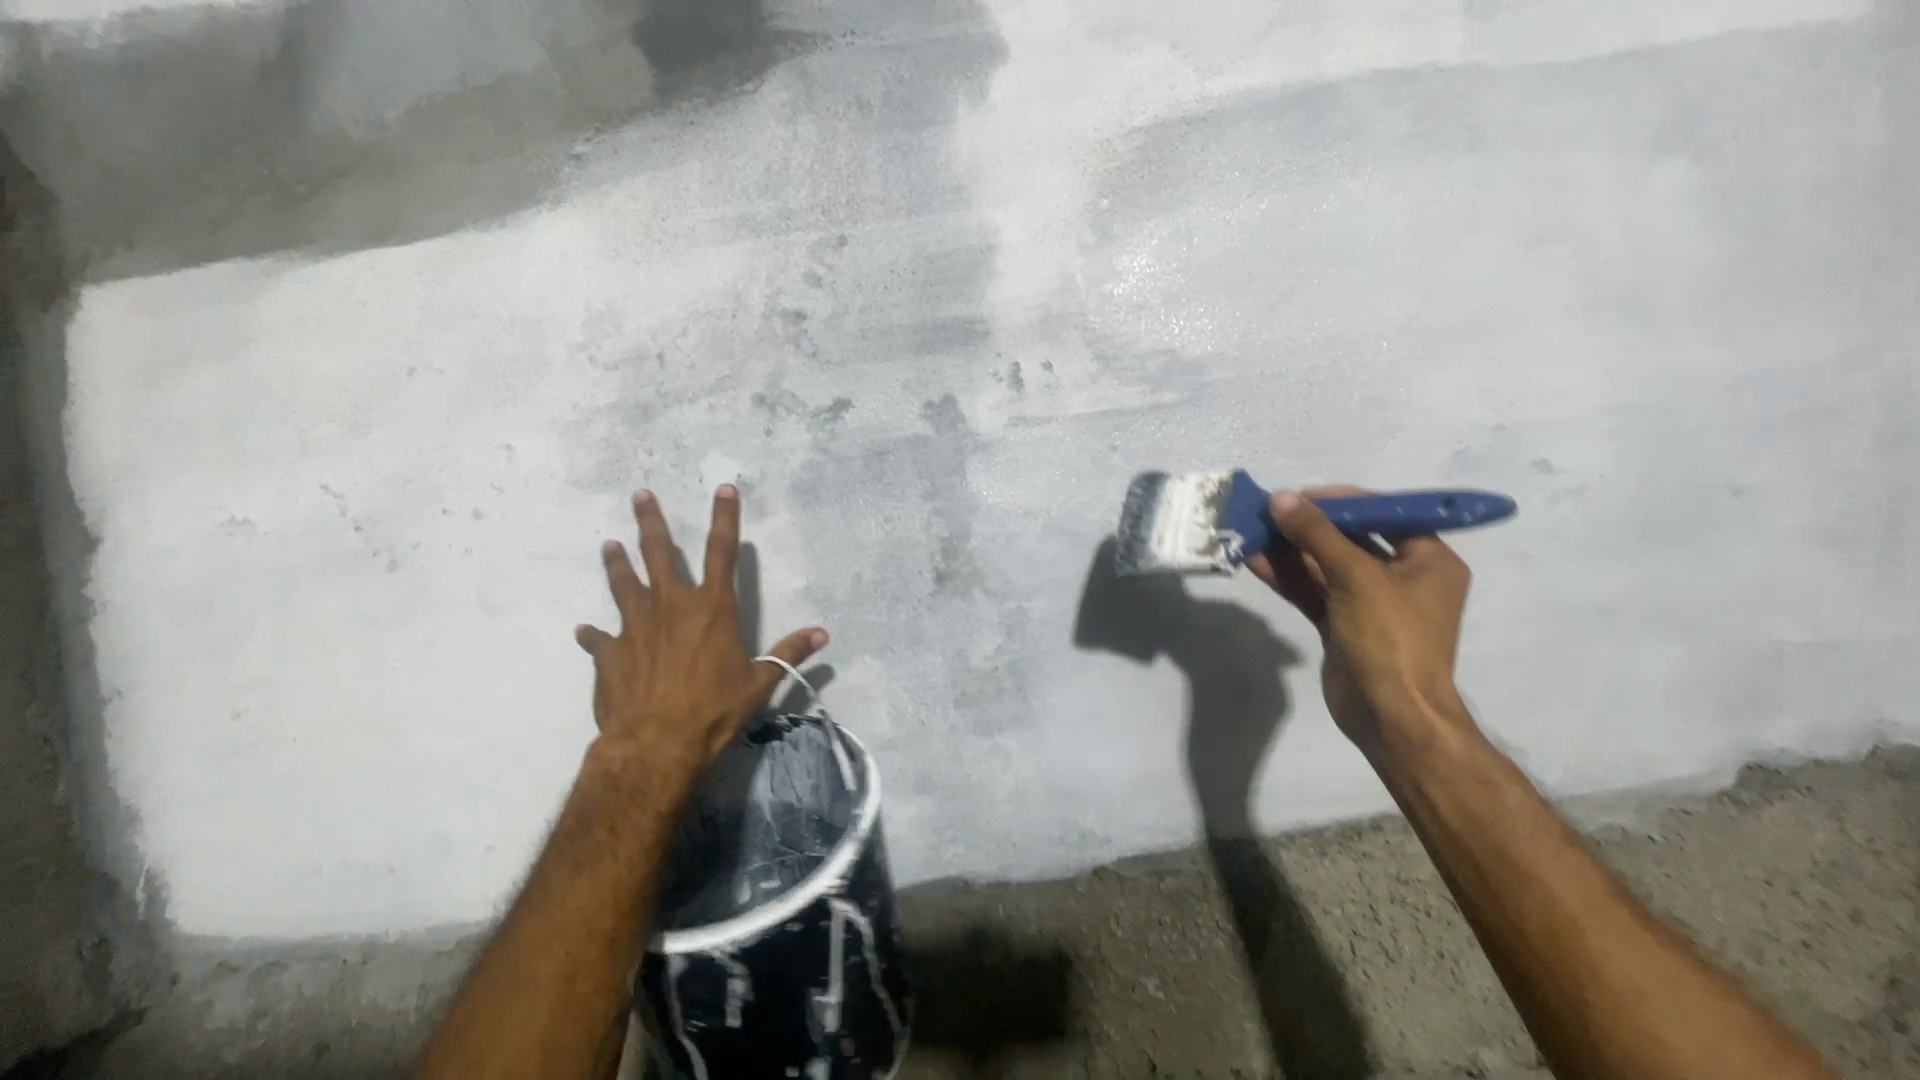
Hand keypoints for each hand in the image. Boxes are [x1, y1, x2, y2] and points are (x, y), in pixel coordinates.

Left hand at [574, 486, 826, 788]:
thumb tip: (822, 634)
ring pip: (623, 583)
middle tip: (640, 494)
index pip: (723, 551)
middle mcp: (672, 606)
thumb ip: (788, 653)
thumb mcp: (760, 682)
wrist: (657, 742)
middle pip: (659, 553)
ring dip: (617, 563)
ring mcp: (636, 626)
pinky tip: (585, 631)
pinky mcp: (610, 652)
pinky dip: (594, 635)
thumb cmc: (715, 709)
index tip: (723, 488)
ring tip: (609, 545)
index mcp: (712, 609)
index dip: (725, 518)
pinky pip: (598, 638)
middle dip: (651, 521)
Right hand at [1245, 485, 1473, 751]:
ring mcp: (1371, 603)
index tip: (1297, 497)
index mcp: (1428, 559)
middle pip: (1350, 539)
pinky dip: (1288, 577)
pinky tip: (1256, 561)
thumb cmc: (1391, 638)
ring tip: (1252, 532)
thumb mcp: (1356, 577)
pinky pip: (1314, 591)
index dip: (1340, 502)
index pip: (1384, 513)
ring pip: (1325, 566)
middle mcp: (1403, 576)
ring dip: (1290, 551)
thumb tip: (1281, 497)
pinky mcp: (1343, 625)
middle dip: (1307, 527)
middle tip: (1267, 513)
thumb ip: (1316, 534)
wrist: (1391, 716)